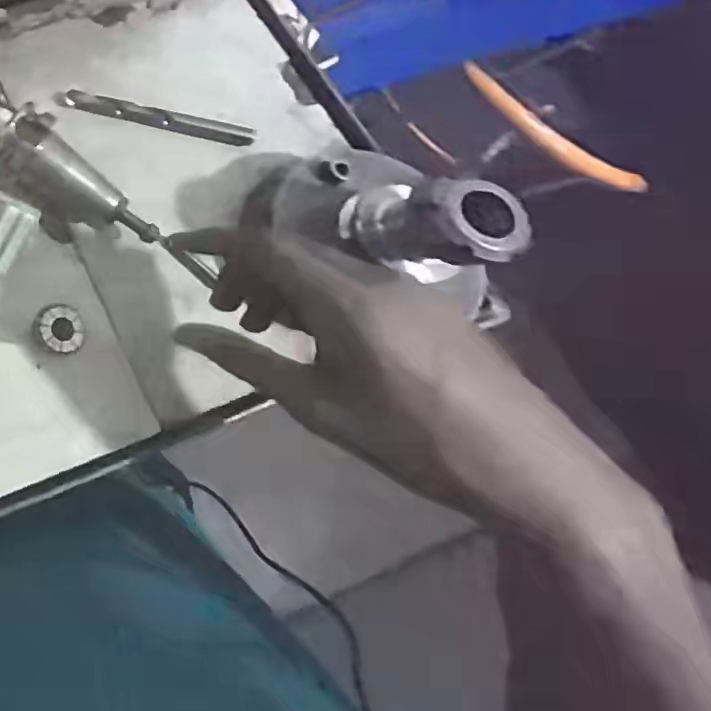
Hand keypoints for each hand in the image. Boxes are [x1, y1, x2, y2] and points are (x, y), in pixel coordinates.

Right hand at [169, 227, 659, 545]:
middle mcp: (375, 275)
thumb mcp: (317, 407)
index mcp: (345, 297)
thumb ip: (247, 362)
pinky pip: (354, 281)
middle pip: (292, 251)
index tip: (177, 247)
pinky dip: (316, 296)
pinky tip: (314, 336)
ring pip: (323, 265)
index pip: (266, 246)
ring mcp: (407, 286)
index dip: (216, 242)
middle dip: (247, 271)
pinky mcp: (426, 303)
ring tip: (263, 329)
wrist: (533, 467)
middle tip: (224, 312)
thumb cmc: (413, 441)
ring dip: (282, 285)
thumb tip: (186, 335)